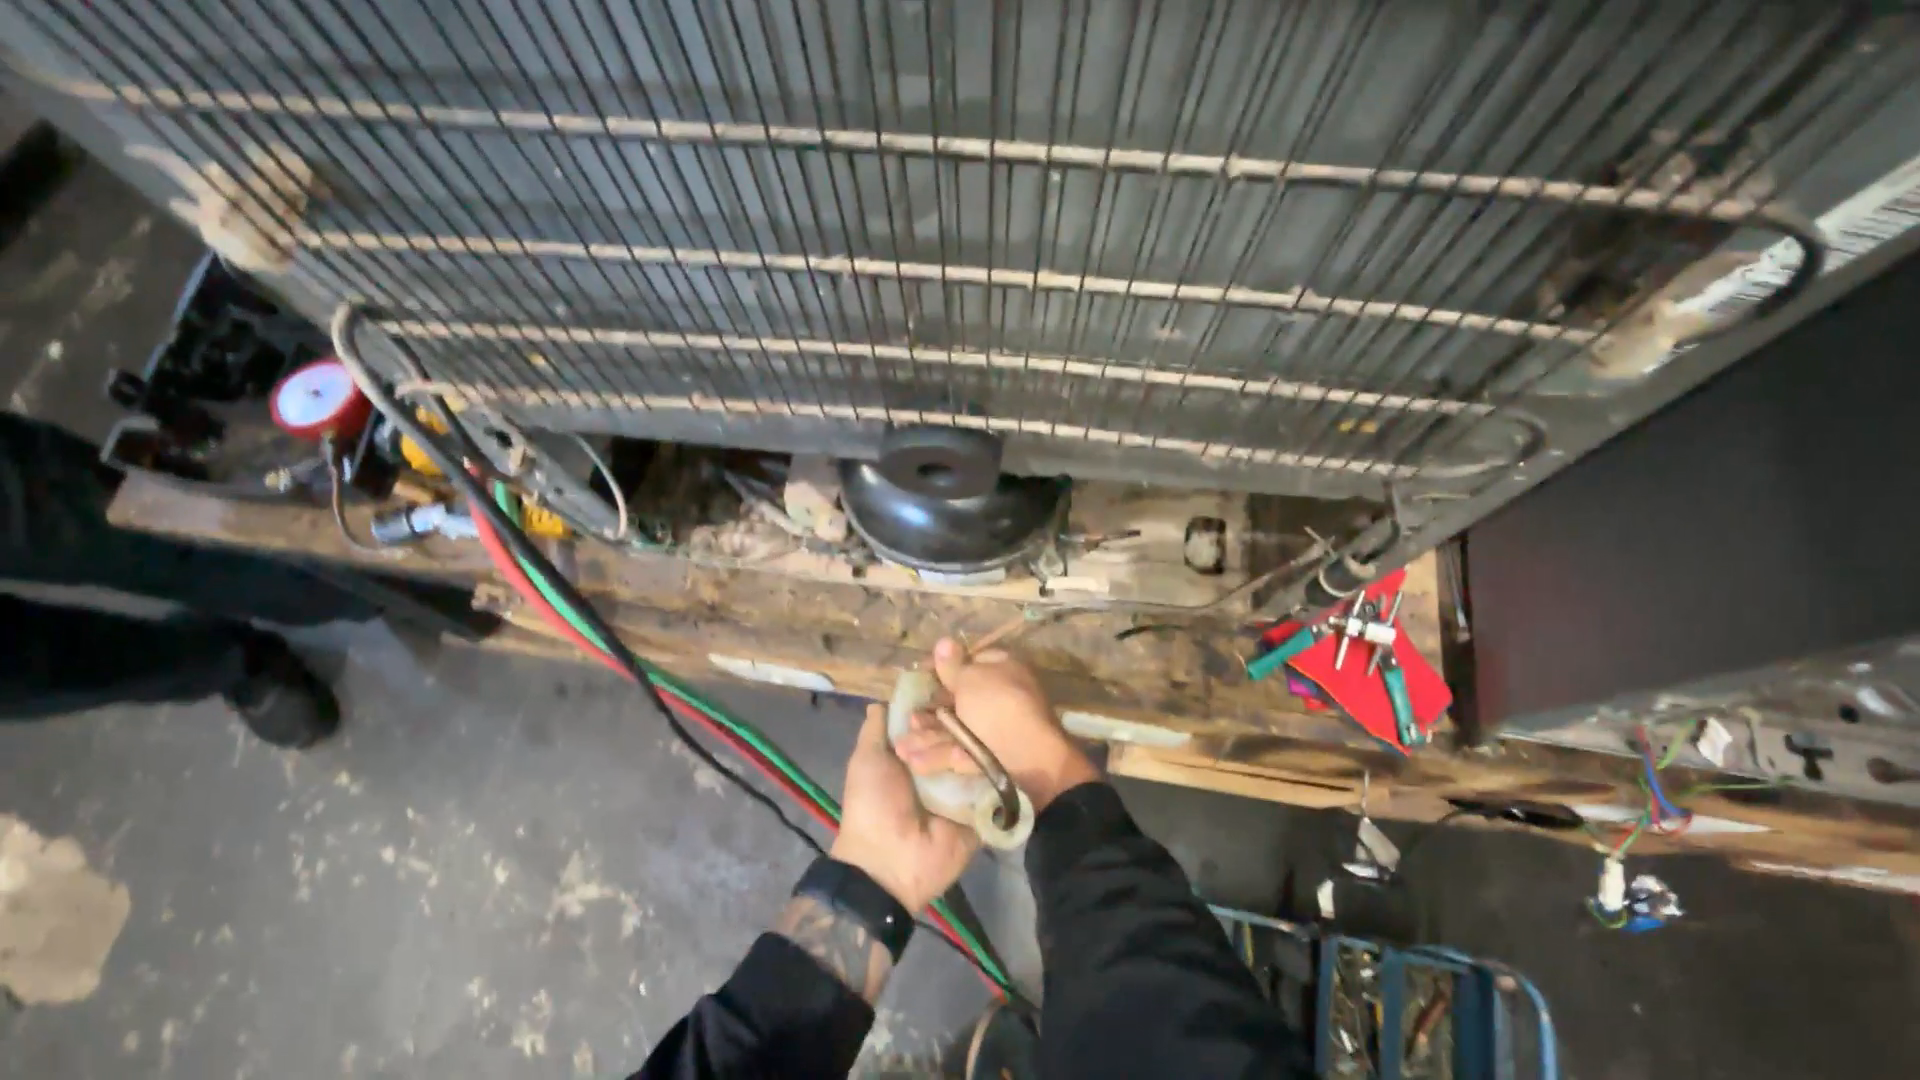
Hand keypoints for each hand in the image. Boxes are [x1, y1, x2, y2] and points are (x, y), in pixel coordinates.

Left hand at [830, 704, 980, 910]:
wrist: (889, 859)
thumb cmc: (873, 803)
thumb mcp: (866, 758)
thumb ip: (876, 729)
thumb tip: (883, 699)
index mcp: (915, 756)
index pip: (934, 722)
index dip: (938, 705)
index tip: (949, 685)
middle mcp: (941, 769)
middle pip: (959, 737)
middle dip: (961, 724)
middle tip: (970, 709)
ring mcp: (963, 790)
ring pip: (978, 757)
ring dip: (979, 745)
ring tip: (987, 730)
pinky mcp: (982, 810)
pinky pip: (995, 786)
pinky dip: (998, 772)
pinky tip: (1008, 752)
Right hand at [893, 637, 1100, 812]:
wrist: (1027, 757)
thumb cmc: (997, 707)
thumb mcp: (971, 679)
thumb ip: (953, 666)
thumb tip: (945, 641)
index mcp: (1002, 669)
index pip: (971, 661)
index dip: (944, 667)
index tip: (921, 675)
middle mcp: (1000, 696)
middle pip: (960, 699)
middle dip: (930, 712)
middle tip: (908, 720)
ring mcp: (997, 728)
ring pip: (956, 729)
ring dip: (927, 737)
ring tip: (901, 748)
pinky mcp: (991, 756)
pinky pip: (962, 751)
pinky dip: (940, 756)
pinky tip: (915, 762)